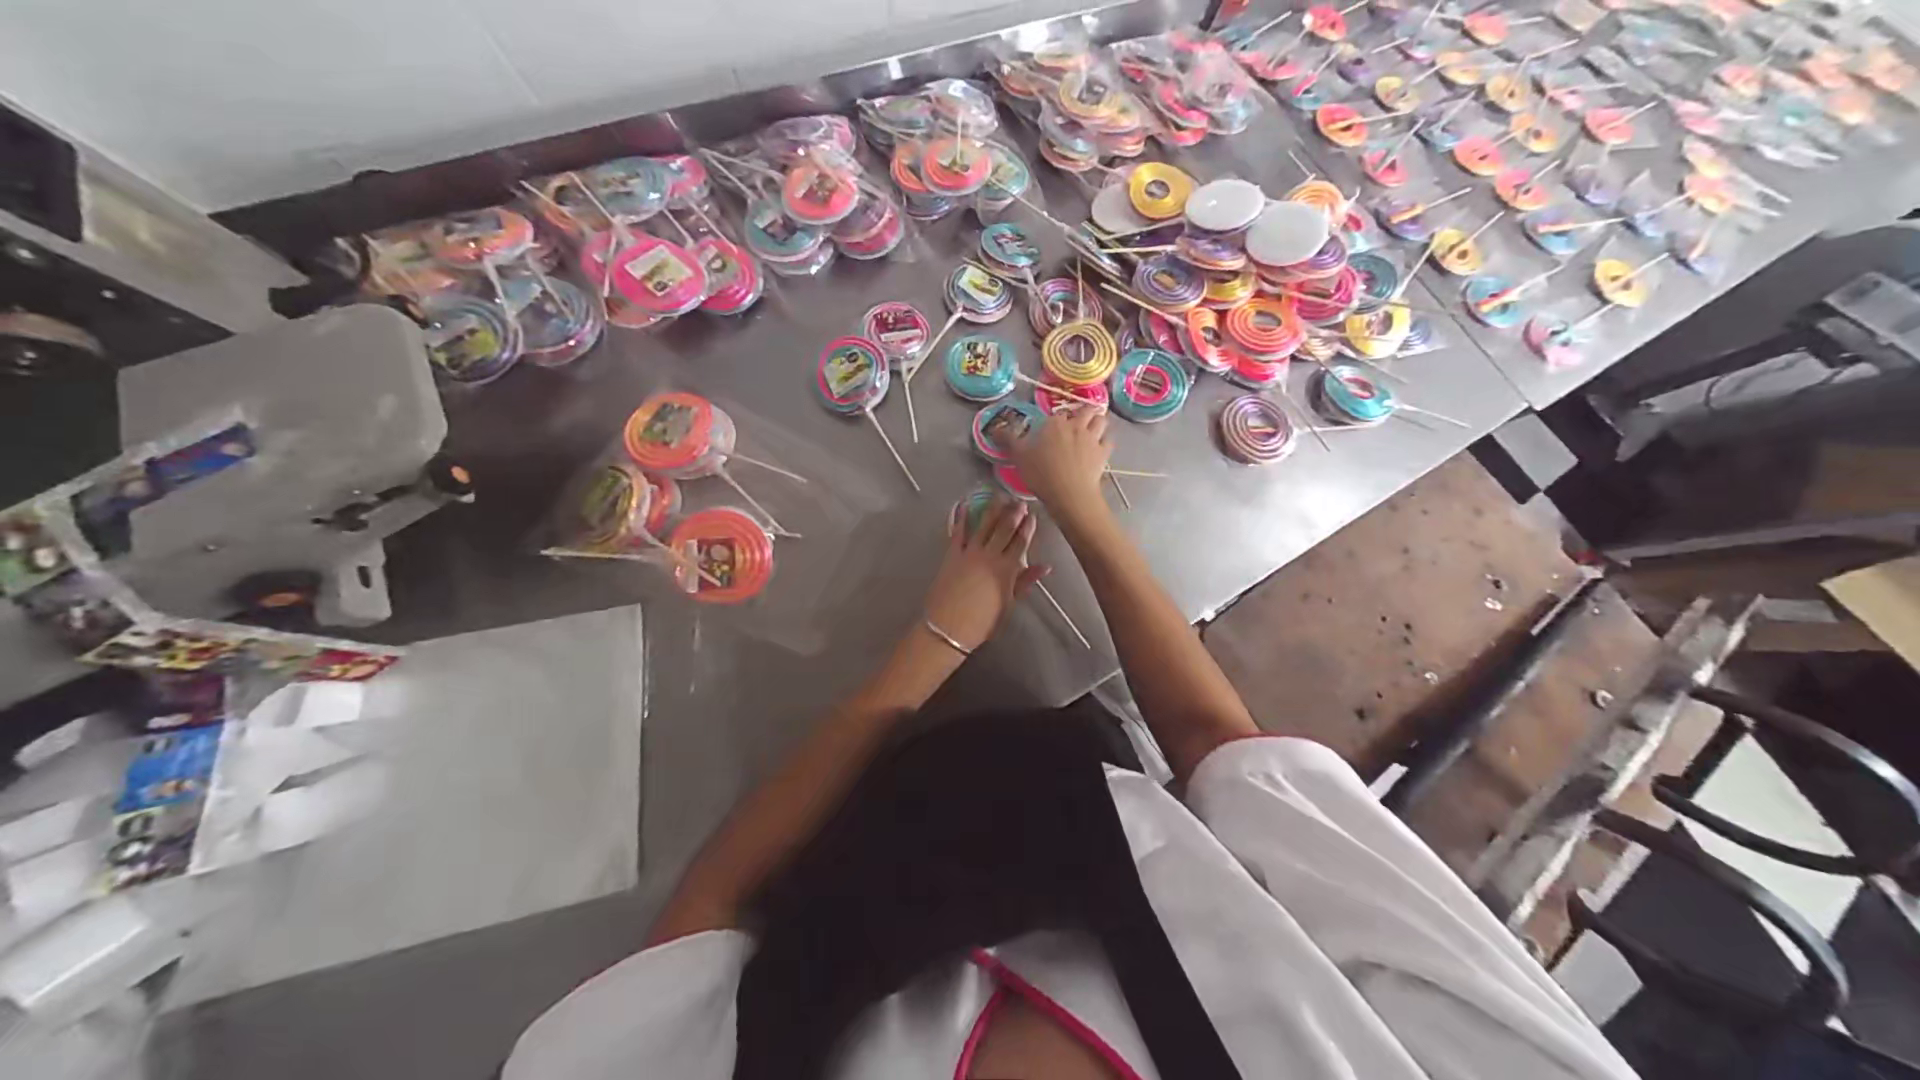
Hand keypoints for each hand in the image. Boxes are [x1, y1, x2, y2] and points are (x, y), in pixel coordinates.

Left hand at [922, 497, 1046, 650]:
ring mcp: (969, 553)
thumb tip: (1045, 567)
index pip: (1021, 542)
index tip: (1033, 516)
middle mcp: (989, 556)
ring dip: (993, 510)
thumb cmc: (983, 622)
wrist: (949, 628)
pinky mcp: (952, 554)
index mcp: (1007, 569)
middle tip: (1019, 502)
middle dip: (1013, 514)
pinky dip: (962, 518)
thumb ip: (1025, 582)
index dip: (1028, 528)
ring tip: (1000, 497)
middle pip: (1004, 529)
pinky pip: (958, 532)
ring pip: (984, 525)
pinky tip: (965, 505)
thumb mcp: (1009, 604)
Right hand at [1008, 406, 1111, 526]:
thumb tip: (994, 429)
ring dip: (1097, 422)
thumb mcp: (1018, 456)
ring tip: (1092, 428)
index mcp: (1055, 424)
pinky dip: (1105, 441)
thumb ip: (1007, 440)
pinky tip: (1099, 447)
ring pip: (1101, 420)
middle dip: (1083, 413)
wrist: (1069, 493)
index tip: (1051, 428)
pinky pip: (1108, 441)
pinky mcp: (1104, 453)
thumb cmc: (1041, 473)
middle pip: (1085, 410)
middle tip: (1077, 422)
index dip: (1055, 420)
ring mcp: (1092, 438)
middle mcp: (1076, 426)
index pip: (1057, 414)